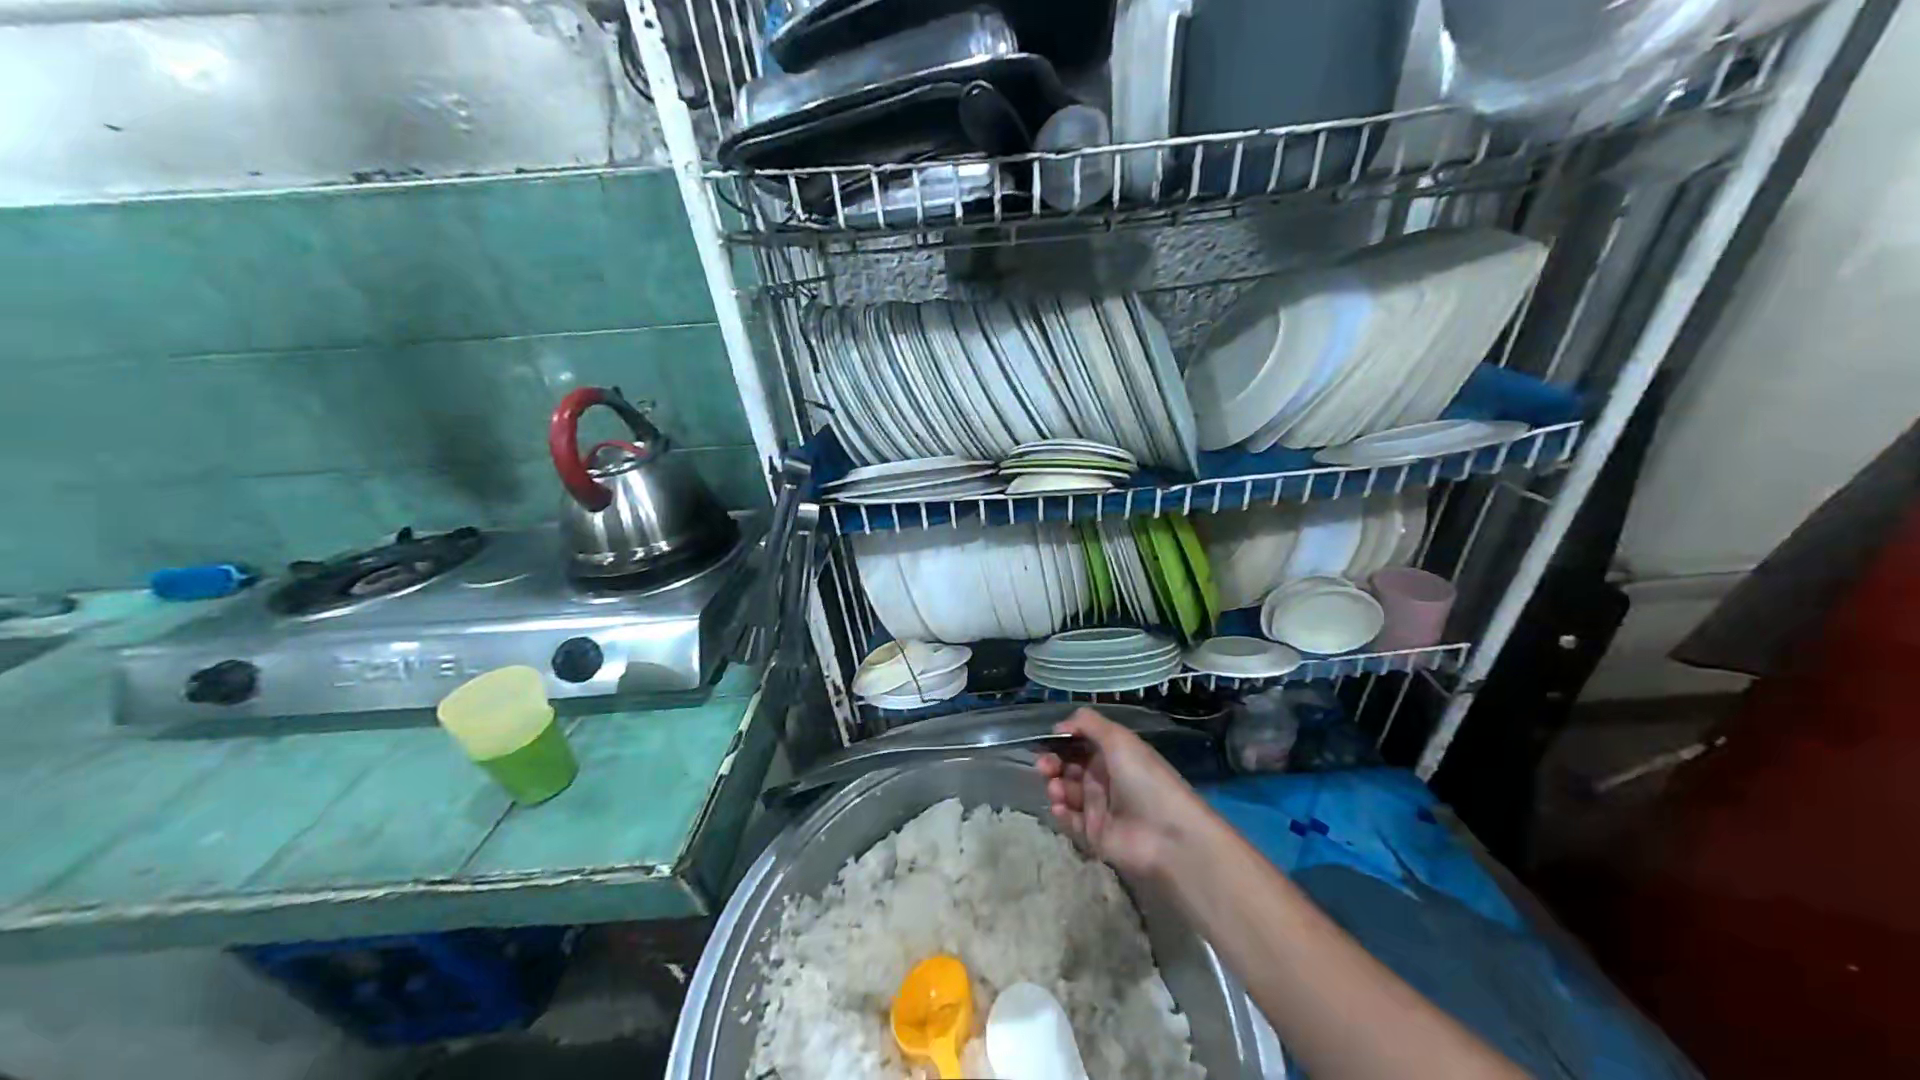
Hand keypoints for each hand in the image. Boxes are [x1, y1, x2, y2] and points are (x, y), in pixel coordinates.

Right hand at [1035, 708, 1210, 878]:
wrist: (1167, 835)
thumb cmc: (1143, 779)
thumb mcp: (1119, 739)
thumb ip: (1088, 724)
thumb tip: (1059, 725)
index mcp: (1114, 754)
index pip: (1081, 743)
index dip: (1063, 740)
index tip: (1047, 740)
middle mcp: (1105, 778)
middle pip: (1069, 766)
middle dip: (1052, 763)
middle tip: (1045, 766)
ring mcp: (1099, 807)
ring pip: (1066, 791)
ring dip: (1056, 786)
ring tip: (1057, 789)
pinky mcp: (1094, 834)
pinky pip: (1070, 820)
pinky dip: (1061, 812)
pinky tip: (1061, 808)